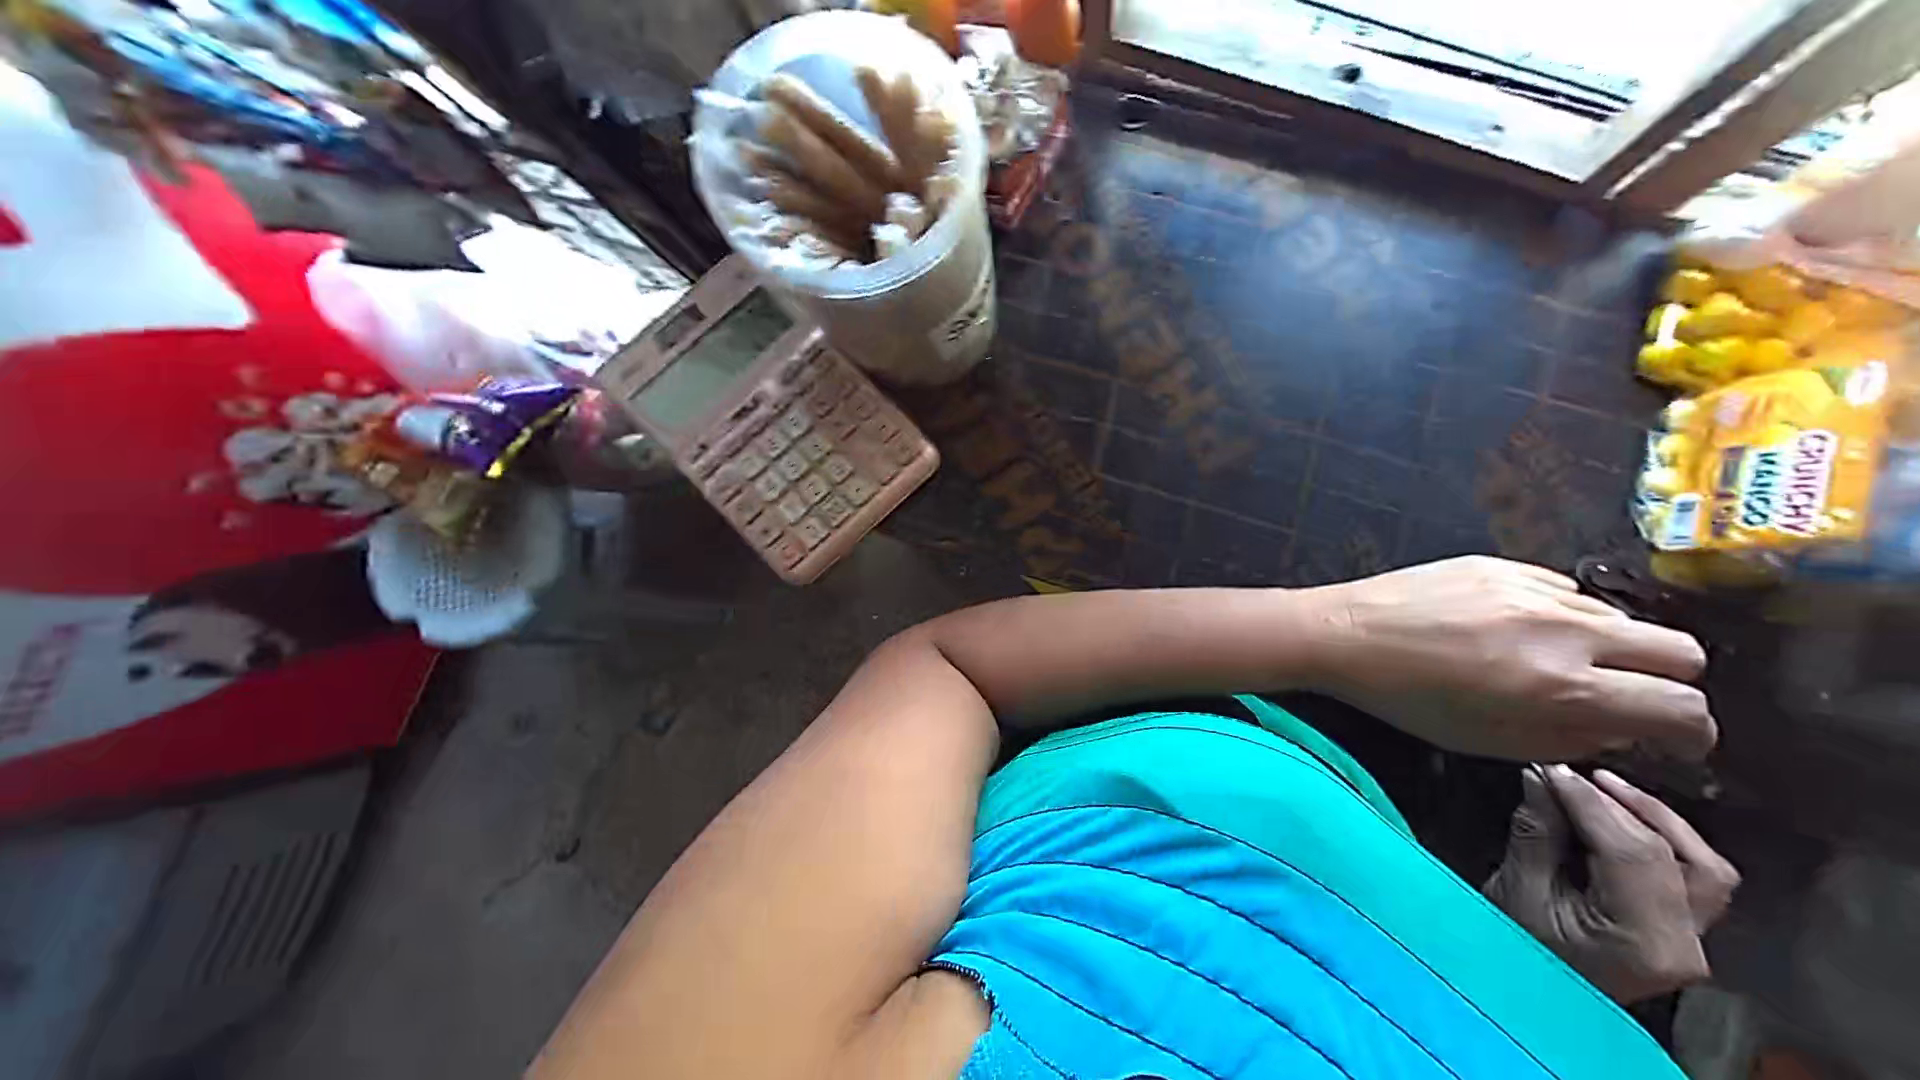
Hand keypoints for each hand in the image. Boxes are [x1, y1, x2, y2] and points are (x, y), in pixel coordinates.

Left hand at [1303, 556, 1715, 761]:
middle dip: (1667, 681)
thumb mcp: (1487, 740)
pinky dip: (1561, 614)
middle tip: (1624, 695)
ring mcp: (1532, 588)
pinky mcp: (1502, 563)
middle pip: (1681, 650)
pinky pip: (1565, 590)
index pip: (1680, 706)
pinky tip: (1515, 627)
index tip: (1672, 737)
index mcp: (1558, 685)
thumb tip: (1624, 729)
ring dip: (1608, 645)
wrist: (1344, 633)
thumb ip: (1570, 739)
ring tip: (1552, 659)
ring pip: (1621, 617)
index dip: (1688, 731)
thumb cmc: (1405, 697)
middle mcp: (1561, 630)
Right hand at [1484, 765, 1739, 1003]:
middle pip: (1671, 854)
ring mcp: (1695, 939)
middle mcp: (1689, 944)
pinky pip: (1692, 873)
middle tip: (1566, 773)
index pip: (1633, 854)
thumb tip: (1542, 776)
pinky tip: (1621, 814)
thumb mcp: (1518, 891)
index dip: (1591, 803)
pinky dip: (1660, 837)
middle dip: (1615, 805)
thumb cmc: (1517, 948)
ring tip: (1604, 785)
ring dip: (1652, 817)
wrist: (1534, 1000)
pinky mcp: (1685, 928)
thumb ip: (1537, 833)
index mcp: (1648, 942)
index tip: (1550, 769)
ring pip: (1700, 862)